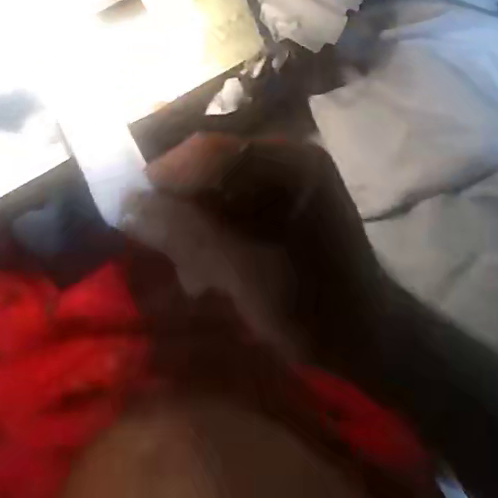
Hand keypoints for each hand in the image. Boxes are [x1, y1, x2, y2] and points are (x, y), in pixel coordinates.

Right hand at [124, 134, 397, 374]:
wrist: (371, 347)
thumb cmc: (317, 312)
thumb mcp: (246, 276)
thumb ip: (186, 234)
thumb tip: (126, 202)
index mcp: (290, 164)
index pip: (210, 151)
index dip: (166, 175)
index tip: (132, 209)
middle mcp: (285, 159)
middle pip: (206, 167)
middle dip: (175, 204)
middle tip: (155, 243)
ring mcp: (281, 180)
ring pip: (209, 186)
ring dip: (187, 223)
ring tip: (182, 266)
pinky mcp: (274, 203)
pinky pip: (223, 203)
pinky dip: (205, 232)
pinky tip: (202, 267)